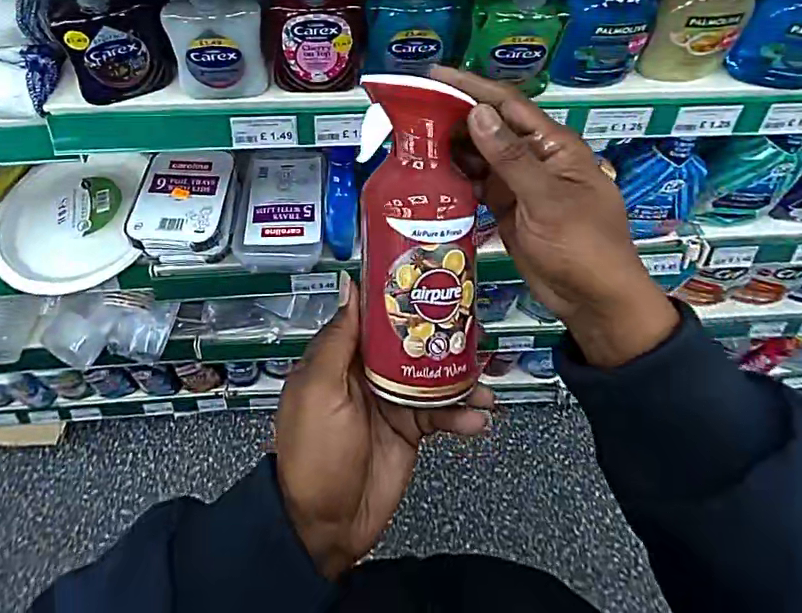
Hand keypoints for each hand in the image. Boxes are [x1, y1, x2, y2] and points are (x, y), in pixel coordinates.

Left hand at [275, 281, 494, 579]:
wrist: (324, 526)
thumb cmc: (314, 451)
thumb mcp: (319, 389)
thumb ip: (339, 339)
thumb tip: (350, 285)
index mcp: (344, 355)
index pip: (376, 314)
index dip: (402, 294)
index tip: (433, 276)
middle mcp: (371, 370)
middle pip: (413, 340)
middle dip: (444, 333)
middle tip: (476, 328)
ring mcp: (394, 399)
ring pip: (435, 374)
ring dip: (462, 377)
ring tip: (487, 383)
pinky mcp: (411, 428)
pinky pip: (443, 412)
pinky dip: (463, 415)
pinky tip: (479, 419)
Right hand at [430, 66, 678, 368]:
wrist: (595, 302)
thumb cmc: (583, 245)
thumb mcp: (548, 200)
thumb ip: (510, 158)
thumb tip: (476, 112)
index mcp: (551, 144)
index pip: (506, 104)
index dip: (470, 86)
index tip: (434, 75)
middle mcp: (532, 156)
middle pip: (488, 126)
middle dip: (453, 114)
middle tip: (410, 109)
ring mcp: (517, 182)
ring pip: (478, 154)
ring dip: (450, 145)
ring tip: (411, 137)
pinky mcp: (505, 206)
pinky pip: (476, 182)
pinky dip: (455, 176)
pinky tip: (430, 172)